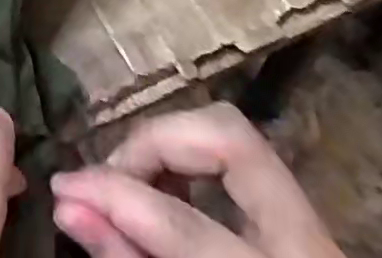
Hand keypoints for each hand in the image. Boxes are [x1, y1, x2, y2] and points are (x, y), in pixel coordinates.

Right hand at [51, 103, 344, 257]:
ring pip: (232, 135)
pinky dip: (187, 166)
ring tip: (131, 186)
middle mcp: (312, 249)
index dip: (113, 194)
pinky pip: (237, 165)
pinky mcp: (304, 226)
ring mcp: (318, 232)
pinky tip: (164, 199)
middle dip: (155, 140)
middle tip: (111, 173)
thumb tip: (68, 205)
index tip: (64, 187)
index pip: (182, 225)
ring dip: (168, 148)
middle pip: (228, 136)